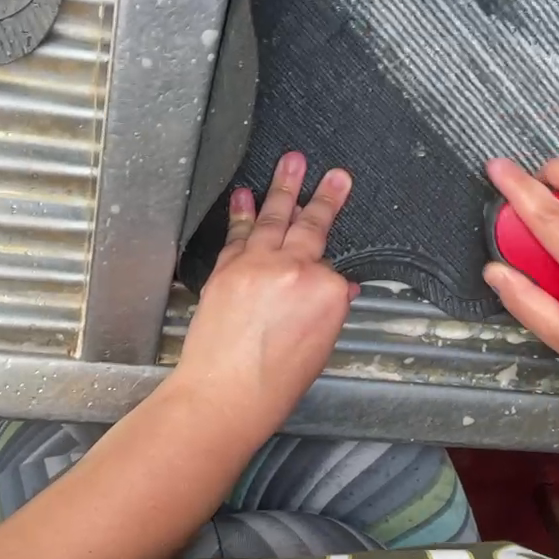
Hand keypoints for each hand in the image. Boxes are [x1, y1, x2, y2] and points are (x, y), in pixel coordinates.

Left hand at [173, 151, 358, 438]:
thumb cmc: (270, 386)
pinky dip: (240, 213)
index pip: (334, 273)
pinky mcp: (227, 270)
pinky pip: (237, 234)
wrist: (223, 396)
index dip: (329, 282)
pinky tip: (244, 196)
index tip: (329, 280)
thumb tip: (333, 291)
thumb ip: (325, 312)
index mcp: (327, 293)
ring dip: (283, 187)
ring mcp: (258, 266)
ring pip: (274, 218)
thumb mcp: (317, 350)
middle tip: (335, 176)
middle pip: (312, 228)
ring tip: (293, 162)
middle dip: (324, 198)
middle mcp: (295, 271)